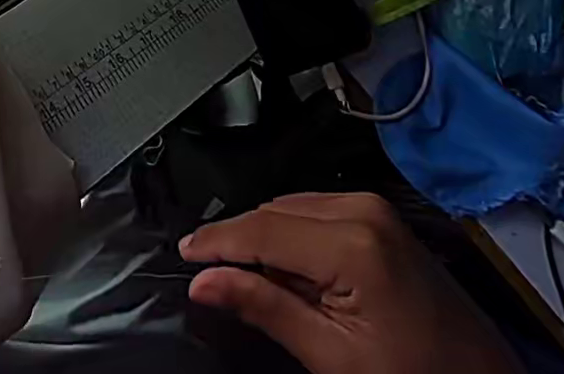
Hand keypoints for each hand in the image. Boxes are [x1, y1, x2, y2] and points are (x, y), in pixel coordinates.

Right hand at [181, 193, 519, 373]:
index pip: (263, 229)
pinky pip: (314, 211)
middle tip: (217, 279)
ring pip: (290, 207)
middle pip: (274, 212)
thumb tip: (206, 281)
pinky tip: (292, 271)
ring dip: (266, 239)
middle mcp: (362, 208)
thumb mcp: (333, 356)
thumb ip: (265, 307)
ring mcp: (372, 206)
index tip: (185, 252)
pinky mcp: (377, 213)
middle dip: (242, 242)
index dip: (218, 240)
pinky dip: (292, 235)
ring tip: (257, 282)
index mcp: (353, 242)